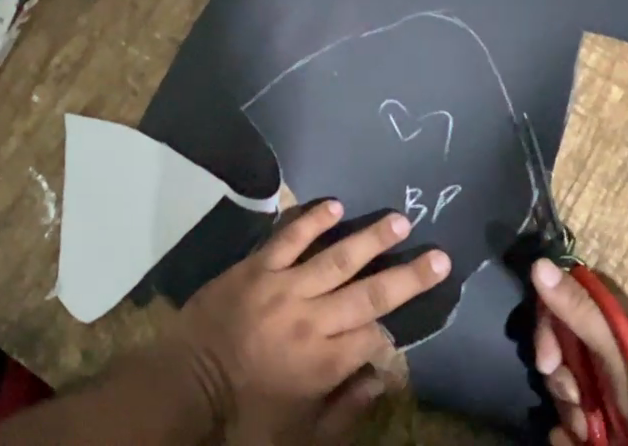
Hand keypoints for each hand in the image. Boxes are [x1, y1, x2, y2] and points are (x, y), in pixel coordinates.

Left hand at [174, 199, 451, 443]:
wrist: (188, 383)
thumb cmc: (246, 412)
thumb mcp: (303, 432)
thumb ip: (347, 408)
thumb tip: (383, 375)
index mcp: (326, 362)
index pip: (374, 334)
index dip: (390, 326)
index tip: (399, 319)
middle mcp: (313, 320)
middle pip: (370, 293)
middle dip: (408, 275)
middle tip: (439, 255)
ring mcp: (283, 288)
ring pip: (336, 258)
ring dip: (370, 239)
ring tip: (400, 219)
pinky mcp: (256, 268)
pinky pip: (288, 238)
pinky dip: (311, 220)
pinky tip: (335, 205)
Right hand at [531, 260, 627, 445]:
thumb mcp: (627, 356)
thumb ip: (582, 312)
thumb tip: (537, 262)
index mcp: (627, 321)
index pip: (574, 295)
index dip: (551, 316)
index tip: (548, 354)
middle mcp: (620, 349)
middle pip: (565, 342)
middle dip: (559, 372)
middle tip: (572, 397)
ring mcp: (619, 389)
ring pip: (570, 383)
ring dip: (568, 408)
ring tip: (586, 432)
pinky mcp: (619, 424)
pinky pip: (578, 419)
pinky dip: (572, 433)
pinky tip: (580, 444)